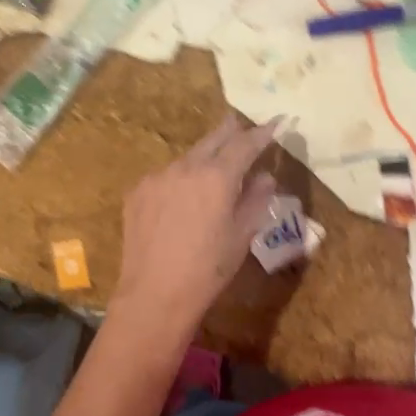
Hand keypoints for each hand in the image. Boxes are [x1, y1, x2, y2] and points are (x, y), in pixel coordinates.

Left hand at [107, 115, 280, 353]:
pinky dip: (180, 179)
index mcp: (217, 176)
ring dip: (203, 158)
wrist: (154, 294)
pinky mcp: (137, 192)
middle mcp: (185, 167)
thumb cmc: (208, 270)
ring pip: (187, 158)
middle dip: (231, 132)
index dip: (263, 132)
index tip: (278, 121)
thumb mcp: (242, 236)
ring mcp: (157, 177)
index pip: (245, 143)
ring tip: (213, 170)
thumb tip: (265, 177)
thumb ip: (255, 200)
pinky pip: (165, 176)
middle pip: (213, 139)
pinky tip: (182, 199)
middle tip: (242, 126)